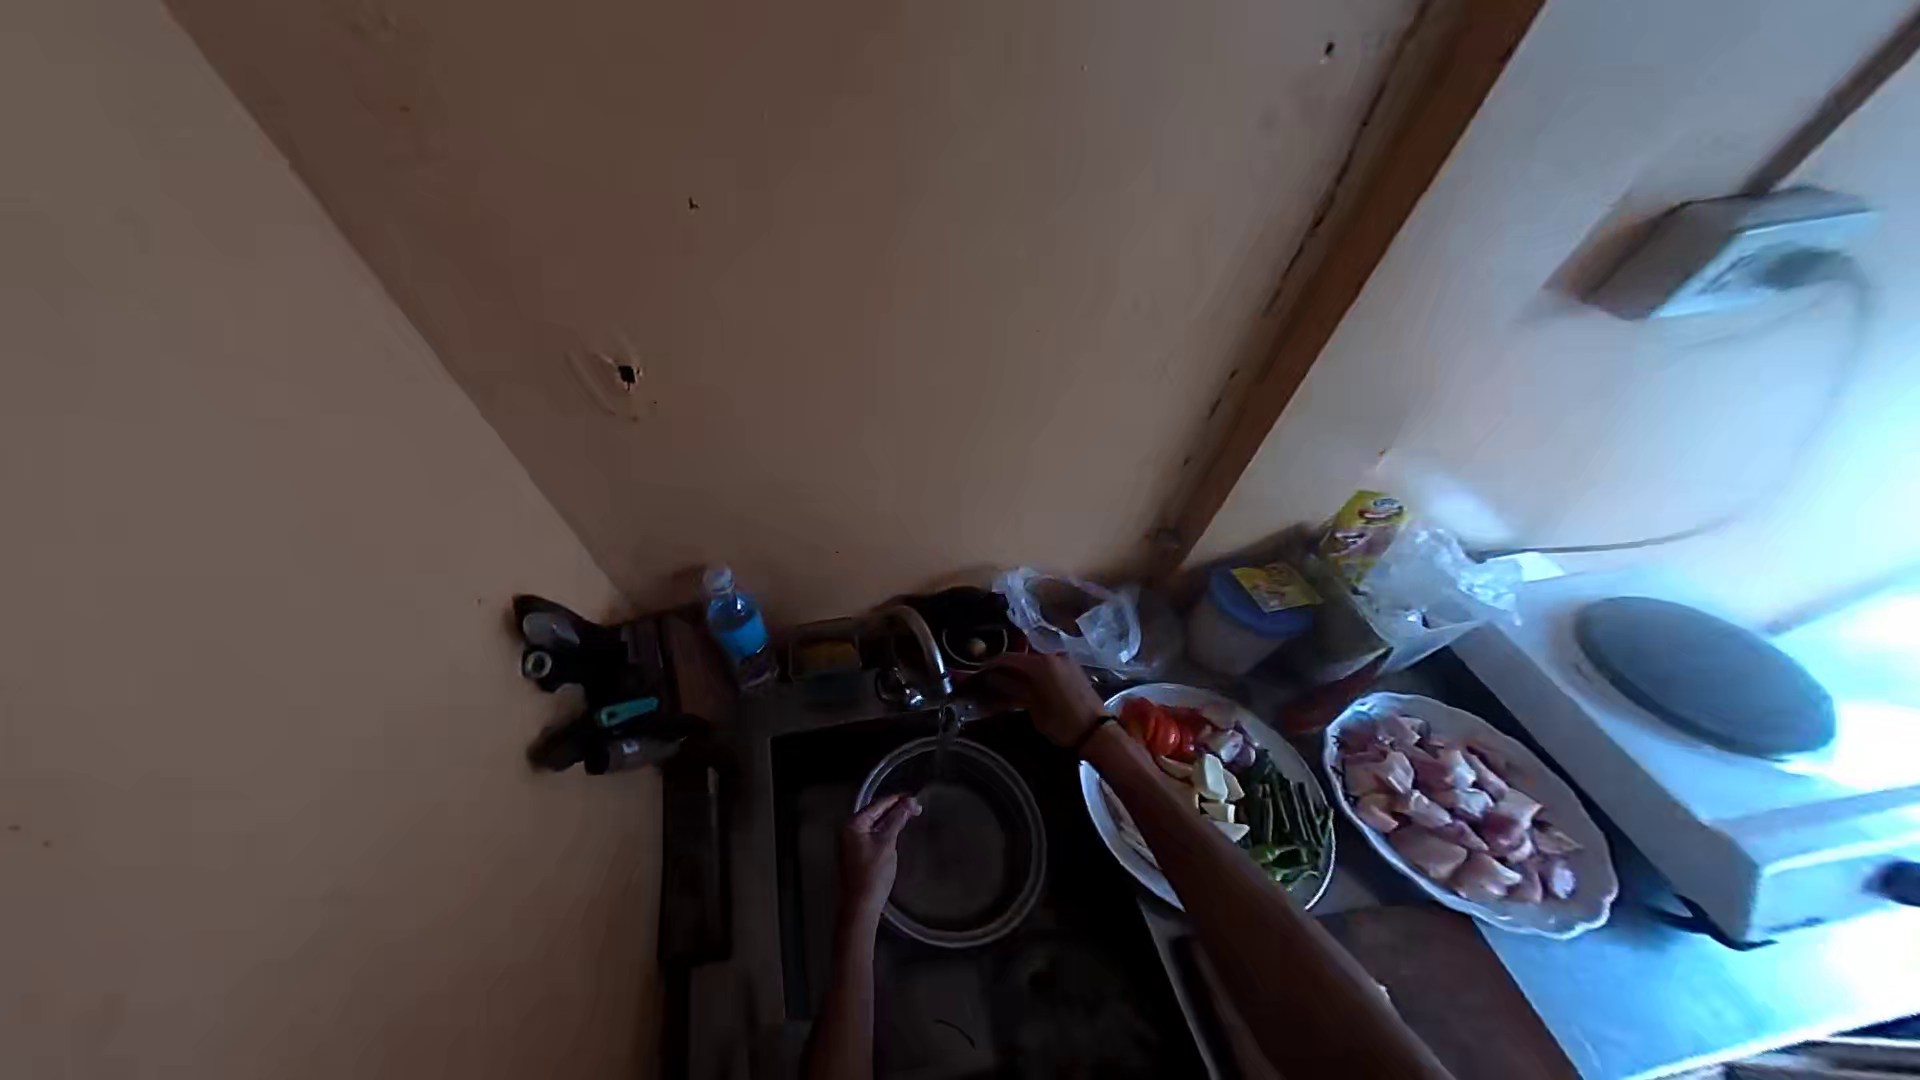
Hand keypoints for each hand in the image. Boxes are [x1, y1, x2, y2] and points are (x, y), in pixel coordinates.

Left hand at [839, 793, 920, 925]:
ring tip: (910, 815)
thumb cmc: (873, 874)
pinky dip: (886, 830)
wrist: (860, 907)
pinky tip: (897, 830)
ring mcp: (852, 843)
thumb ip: (897, 819)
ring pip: (875, 824)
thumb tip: (909, 801)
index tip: (914, 797)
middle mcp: (849, 830)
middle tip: (915, 807)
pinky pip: (873, 835)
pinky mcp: (857, 854)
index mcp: (853, 824)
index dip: (897, 799)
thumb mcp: (887, 843)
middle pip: (875, 813)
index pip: (877, 804)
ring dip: (892, 819)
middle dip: (895, 808)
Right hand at [983, 652, 1108, 747]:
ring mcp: (1065, 660)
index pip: (1008, 658)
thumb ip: (1014, 691)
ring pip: (1036, 661)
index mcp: (1041, 664)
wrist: (1098, 731)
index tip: (979, 672)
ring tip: (1009, 683)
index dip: (991, 664)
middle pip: (1023, 657)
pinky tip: (1030, 684)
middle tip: (992, 679)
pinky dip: (1037, 672)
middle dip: (1007, 667)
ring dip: (1023, 670)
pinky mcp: (1074, 668)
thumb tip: (995, 681)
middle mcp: (1053, 655)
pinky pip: (1049, 665)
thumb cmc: (1063, 723)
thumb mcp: (1034, 709)